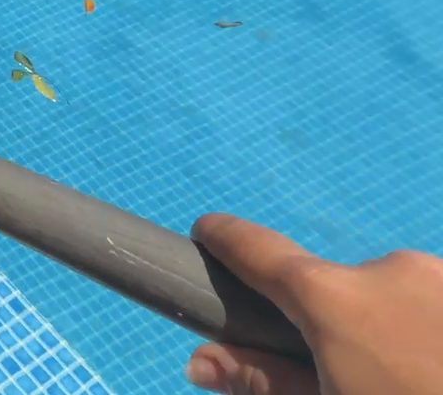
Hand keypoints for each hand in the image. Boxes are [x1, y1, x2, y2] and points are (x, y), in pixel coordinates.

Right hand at [187, 213, 442, 393]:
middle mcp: (391, 271)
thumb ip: (266, 383)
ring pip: (416, 299)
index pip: (245, 240)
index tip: (210, 248)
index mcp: (329, 295)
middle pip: (343, 283)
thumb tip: (200, 363)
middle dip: (351, 324)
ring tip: (432, 376)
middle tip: (376, 378)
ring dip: (417, 333)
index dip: (220, 241)